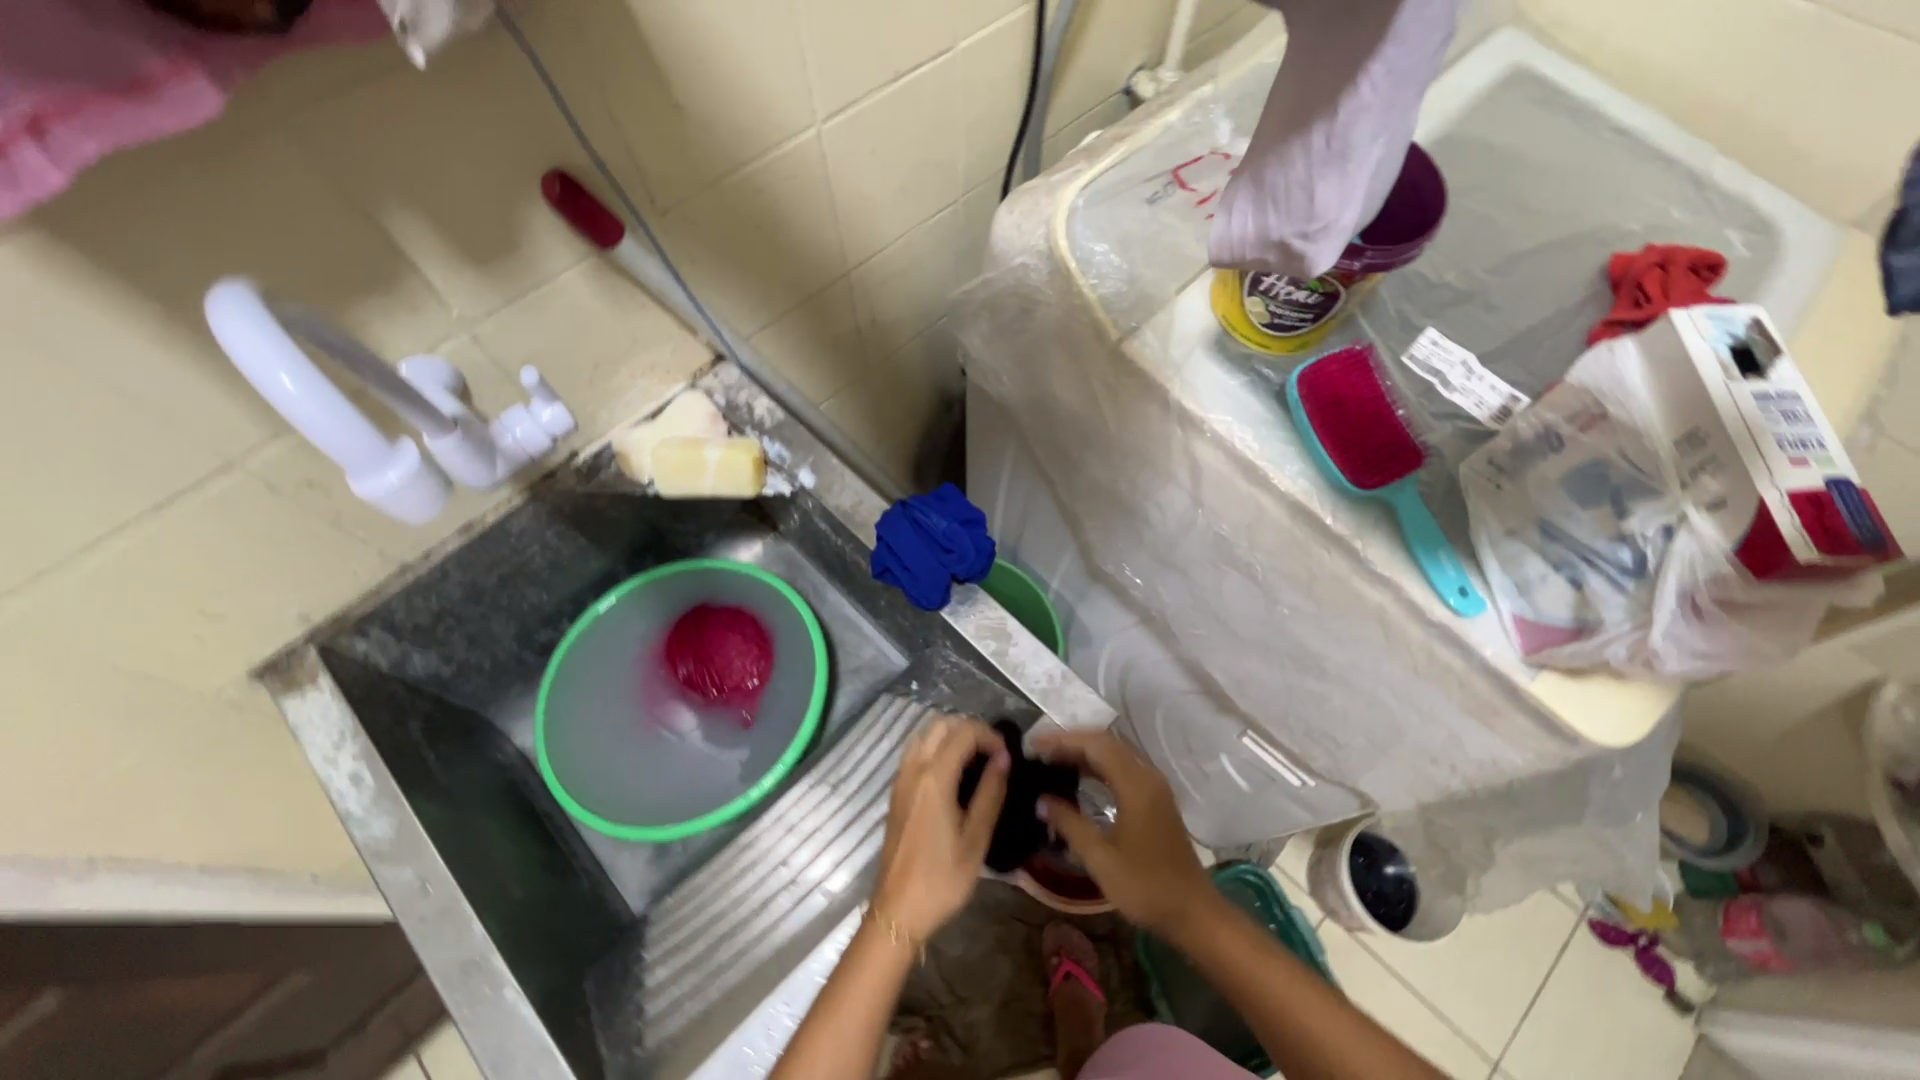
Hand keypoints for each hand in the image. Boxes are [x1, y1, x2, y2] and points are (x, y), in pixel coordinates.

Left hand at [872, 714, 1009, 940]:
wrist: (898, 911)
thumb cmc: (942, 879)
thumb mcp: (976, 840)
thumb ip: (990, 793)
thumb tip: (1003, 758)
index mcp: (934, 778)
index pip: (963, 732)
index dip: (989, 735)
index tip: (1008, 756)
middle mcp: (912, 770)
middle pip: (940, 724)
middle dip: (970, 729)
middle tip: (994, 753)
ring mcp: (900, 780)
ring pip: (924, 735)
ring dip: (951, 736)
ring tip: (976, 760)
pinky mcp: (896, 793)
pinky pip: (915, 753)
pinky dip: (936, 749)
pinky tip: (954, 775)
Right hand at [1031, 730, 1214, 935]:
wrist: (1192, 911)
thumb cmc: (1145, 886)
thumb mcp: (1100, 858)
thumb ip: (1069, 824)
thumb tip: (1041, 799)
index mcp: (1136, 785)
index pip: (1096, 745)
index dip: (1062, 740)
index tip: (1034, 745)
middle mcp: (1148, 777)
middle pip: (1107, 743)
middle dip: (1071, 742)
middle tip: (1038, 751)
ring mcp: (1155, 788)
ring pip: (1116, 755)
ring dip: (1084, 753)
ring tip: (1052, 761)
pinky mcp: (1156, 800)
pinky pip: (1123, 770)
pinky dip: (1098, 767)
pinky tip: (1079, 779)